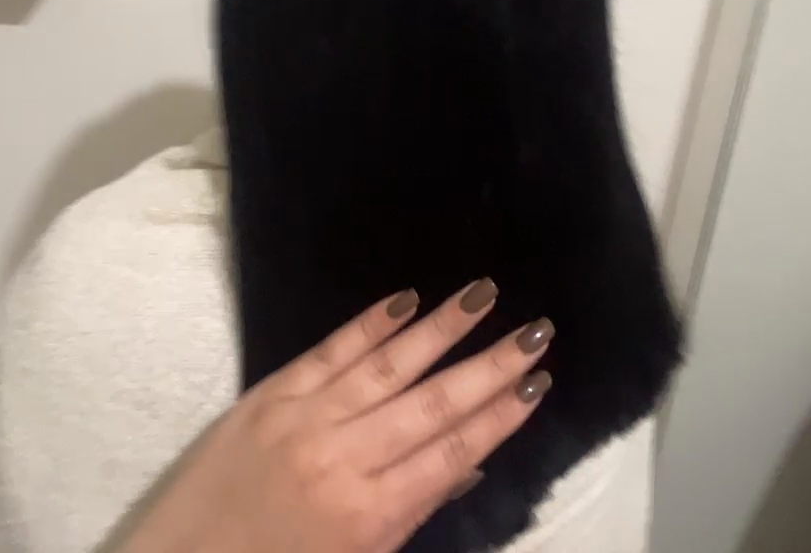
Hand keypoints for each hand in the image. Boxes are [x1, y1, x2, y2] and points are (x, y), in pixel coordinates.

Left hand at [122, 279, 554, 552]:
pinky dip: (371, 324)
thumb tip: (469, 461)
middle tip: (536, 329)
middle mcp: (344, 458)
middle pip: (432, 404)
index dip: (499, 416)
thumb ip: (413, 512)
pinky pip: (331, 351)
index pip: (451, 453)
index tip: (537, 382)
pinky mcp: (272, 391)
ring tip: (483, 295)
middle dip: (490, 365)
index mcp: (368, 516)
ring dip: (440, 328)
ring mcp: (306, 417)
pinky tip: (406, 299)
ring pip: (388, 365)